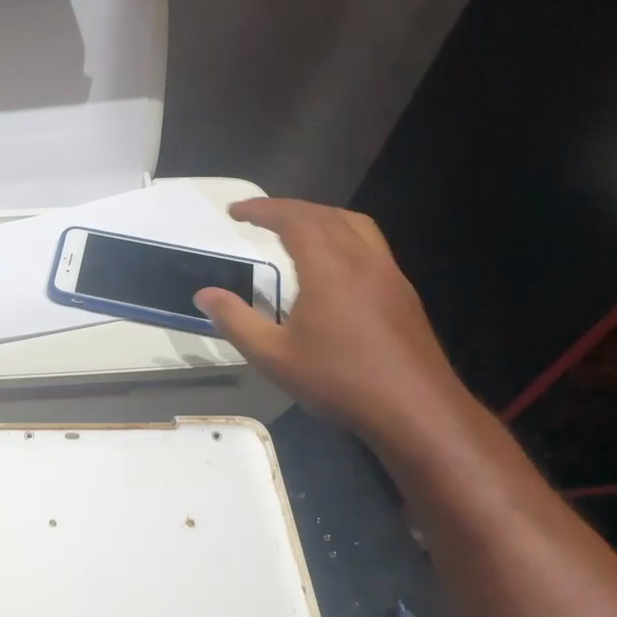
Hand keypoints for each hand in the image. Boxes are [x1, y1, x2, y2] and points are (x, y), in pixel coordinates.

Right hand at [193, 197, 469, 444]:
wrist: (412, 406)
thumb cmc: (337, 380)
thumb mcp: (272, 356)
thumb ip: (235, 321)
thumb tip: (204, 295)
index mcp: (330, 269)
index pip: (297, 220)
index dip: (264, 210)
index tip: (236, 211)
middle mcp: (363, 260)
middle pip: (327, 216)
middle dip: (290, 209)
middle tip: (258, 217)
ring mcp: (388, 274)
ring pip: (355, 225)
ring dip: (321, 217)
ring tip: (294, 229)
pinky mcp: (401, 292)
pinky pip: (370, 245)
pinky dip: (342, 236)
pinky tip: (330, 262)